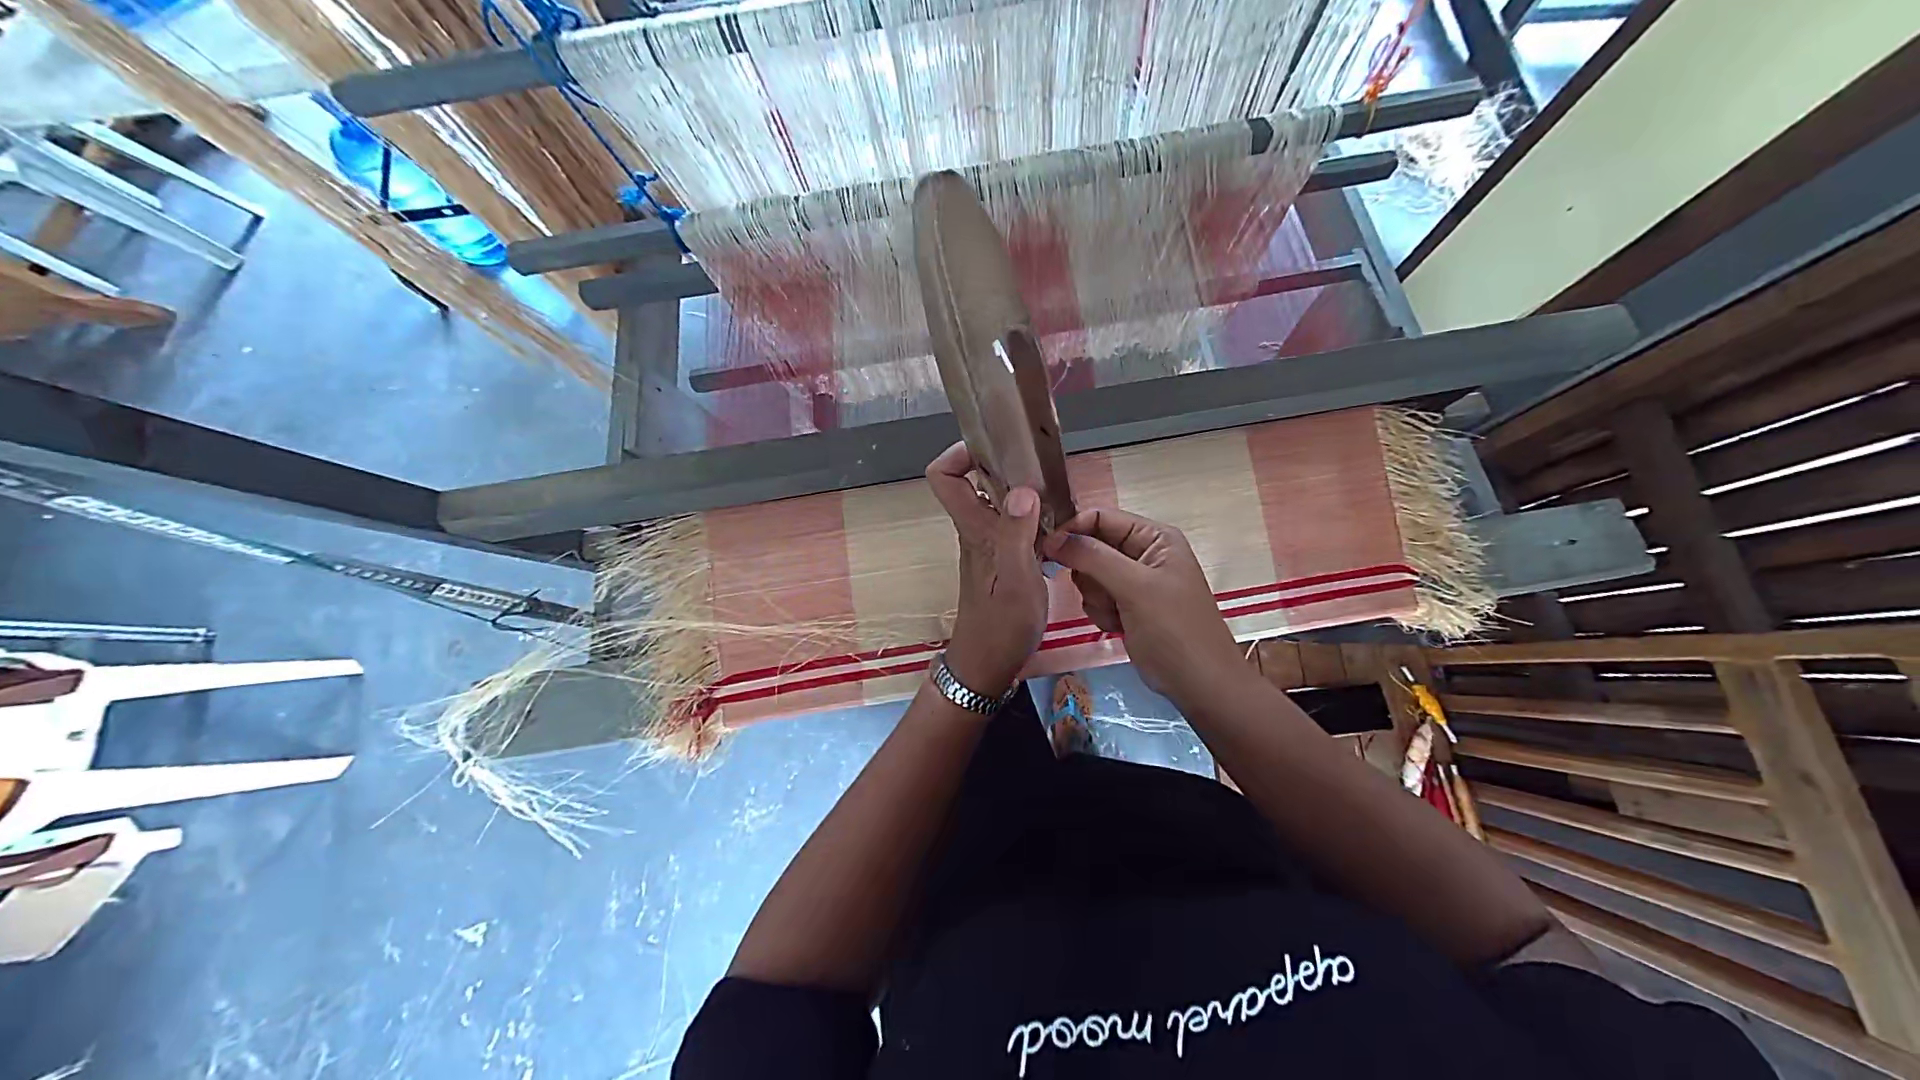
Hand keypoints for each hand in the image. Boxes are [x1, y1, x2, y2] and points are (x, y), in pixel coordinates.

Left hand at [925, 442, 1047, 699]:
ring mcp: (990, 545)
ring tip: (1054, 488)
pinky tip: (1056, 522)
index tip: (994, 447)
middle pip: (973, 482)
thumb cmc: (1001, 626)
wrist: (989, 664)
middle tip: (1038, 462)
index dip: (958, 454)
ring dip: (1020, 490)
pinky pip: (1013, 523)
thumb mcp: (1015, 580)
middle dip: (1001, 464)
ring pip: (996, 502)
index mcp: (974, 529)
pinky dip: (1031, 515)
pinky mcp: (1003, 559)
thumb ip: (1017, 535)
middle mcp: (977, 530)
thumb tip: (1023, 490)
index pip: (943, 477)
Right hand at [1040, 508, 1241, 699]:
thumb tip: (1052, 538)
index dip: (1073, 531)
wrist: (1199, 684)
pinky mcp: (1127, 606)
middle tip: (1104, 593)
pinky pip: (1096, 598)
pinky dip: (1101, 612)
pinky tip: (1119, 627)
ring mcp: (1135, 582)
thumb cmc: (1174, 630)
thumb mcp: (1135, 588)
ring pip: (1090, 576)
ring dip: (1096, 597)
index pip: (1100, 517)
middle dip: (1089, 573)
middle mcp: (1143, 553)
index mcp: (1154, 537)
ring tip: (1117, 614)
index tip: (1048, 552)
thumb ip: (1093, 557)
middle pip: (1091, 547)